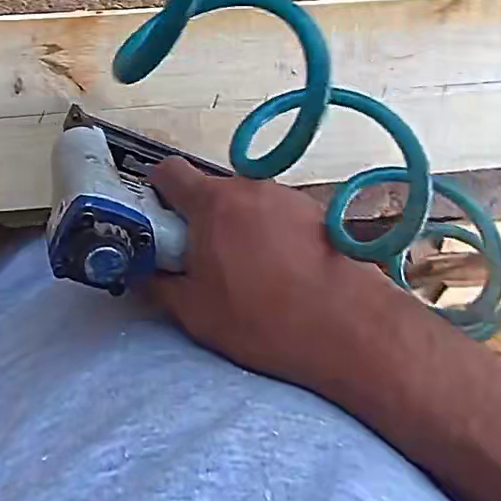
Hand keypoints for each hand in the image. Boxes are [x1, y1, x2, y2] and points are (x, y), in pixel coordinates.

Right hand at [146, 158, 399, 387]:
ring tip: (251, 273)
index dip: (156, 189)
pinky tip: (284, 274)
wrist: (355, 330)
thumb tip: (145, 271)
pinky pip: (276, 214)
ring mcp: (284, 196)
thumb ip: (160, 284)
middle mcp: (247, 187)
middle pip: (209, 189)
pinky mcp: (314, 211)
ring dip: (238, 226)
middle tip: (205, 259)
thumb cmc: (267, 321)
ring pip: (245, 203)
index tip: (160, 218)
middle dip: (201, 218)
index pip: (168, 170)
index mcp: (211, 203)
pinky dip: (271, 234)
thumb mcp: (196, 312)